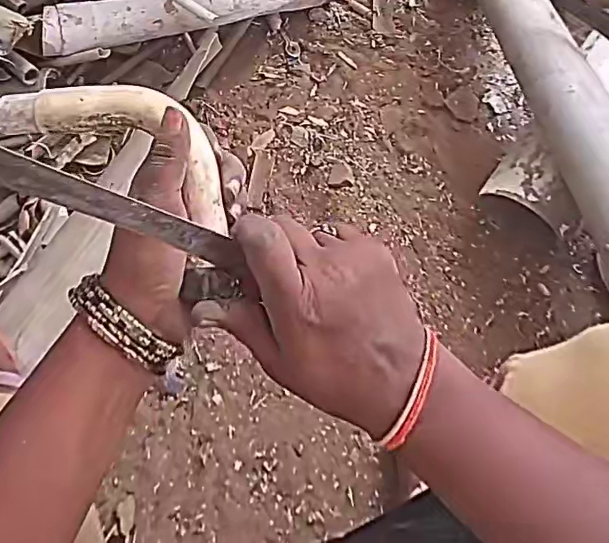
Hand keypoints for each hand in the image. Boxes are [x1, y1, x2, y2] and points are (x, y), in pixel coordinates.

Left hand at [98, 108, 240, 341]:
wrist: (149, 314)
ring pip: (233, 197)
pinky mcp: (218, 246)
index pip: (195, 146)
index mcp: (164, 178)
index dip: (210, 148)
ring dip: (238, 205)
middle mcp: (183, 196)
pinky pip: (241, 228)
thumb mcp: (155, 198)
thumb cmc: (140, 261)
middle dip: (229, 178)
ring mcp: (201, 221)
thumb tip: (171, 113)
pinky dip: (246, 230)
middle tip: (226, 195)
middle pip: (219, 169)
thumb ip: (169, 157)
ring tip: (231, 218)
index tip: (215, 160)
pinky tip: (241, 238)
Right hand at [192, 217, 427, 438]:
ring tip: (314, 285)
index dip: (245, 234)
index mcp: (296, 299)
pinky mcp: (373, 249)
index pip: (260, 234)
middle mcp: (324, 270)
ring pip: (306, 230)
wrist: (406, 384)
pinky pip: (334, 233)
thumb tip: (202, 307)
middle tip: (278, 276)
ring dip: (302, 250)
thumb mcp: (280, 362)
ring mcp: (352, 256)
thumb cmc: (338, 377)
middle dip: (271, 244)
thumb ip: (241, 324)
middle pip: (279, 224)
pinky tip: (338, 280)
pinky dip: (330, 250)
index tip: (242, 248)